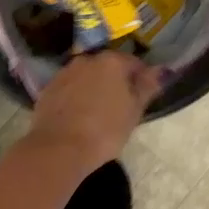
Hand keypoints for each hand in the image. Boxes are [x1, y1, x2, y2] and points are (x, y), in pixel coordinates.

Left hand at [26, 51, 160, 170]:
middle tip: (120, 106)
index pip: (134, 64)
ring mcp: (65, 72)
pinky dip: (75, 96)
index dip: (141, 80)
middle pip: (108, 67)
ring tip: (97, 112)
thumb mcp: (134, 111)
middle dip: (115, 81)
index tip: (141, 98)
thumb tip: (160, 70)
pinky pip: (69, 88)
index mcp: (112, 61)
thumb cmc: (105, 131)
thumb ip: (147, 87)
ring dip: (93, 87)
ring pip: (86, 76)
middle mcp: (87, 60)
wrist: (59, 148)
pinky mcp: (48, 88)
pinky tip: (78, 115)